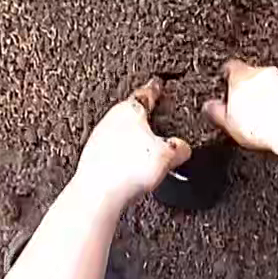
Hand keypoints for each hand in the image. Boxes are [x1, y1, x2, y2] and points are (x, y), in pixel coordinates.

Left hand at [74, 79, 191, 206]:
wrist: (99, 194)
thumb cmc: (127, 169)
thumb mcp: (168, 156)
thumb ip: (180, 148)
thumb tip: (183, 148)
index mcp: (129, 109)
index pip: (147, 92)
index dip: (156, 88)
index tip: (158, 84)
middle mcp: (111, 119)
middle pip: (133, 112)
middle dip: (146, 118)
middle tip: (159, 124)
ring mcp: (99, 138)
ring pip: (122, 132)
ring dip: (135, 140)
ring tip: (147, 154)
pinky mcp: (94, 157)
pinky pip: (115, 151)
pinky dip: (125, 157)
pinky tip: (131, 169)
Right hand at [202, 59, 277, 152]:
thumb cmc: (261, 126)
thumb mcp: (228, 123)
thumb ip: (216, 111)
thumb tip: (209, 107)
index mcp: (241, 76)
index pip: (230, 67)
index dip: (227, 76)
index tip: (227, 84)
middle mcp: (263, 72)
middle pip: (252, 76)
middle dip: (250, 90)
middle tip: (247, 110)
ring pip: (272, 84)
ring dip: (268, 96)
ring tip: (265, 119)